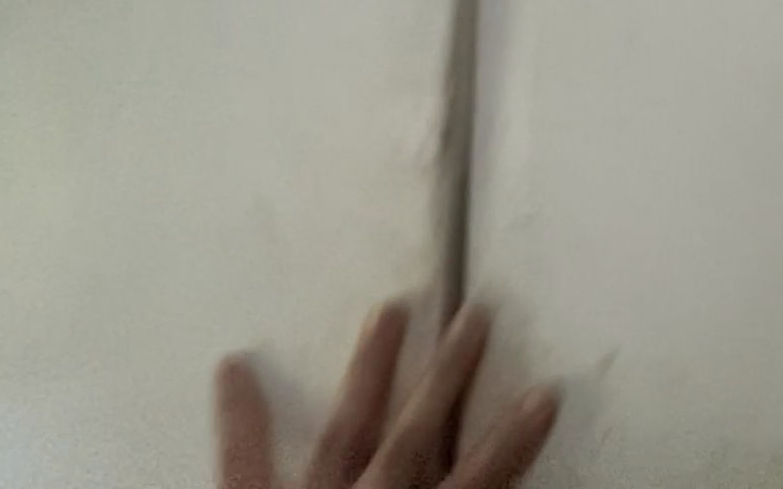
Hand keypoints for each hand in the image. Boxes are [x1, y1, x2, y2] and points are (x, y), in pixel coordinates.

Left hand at [216, 302, 558, 488]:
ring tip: (388, 310)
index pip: (474, 486)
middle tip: (474, 315)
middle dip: (445, 378)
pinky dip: (239, 418)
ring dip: (369, 371)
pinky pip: (243, 467)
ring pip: (344, 434)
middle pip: (412, 441)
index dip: (514, 442)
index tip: (548, 393)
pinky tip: (234, 365)